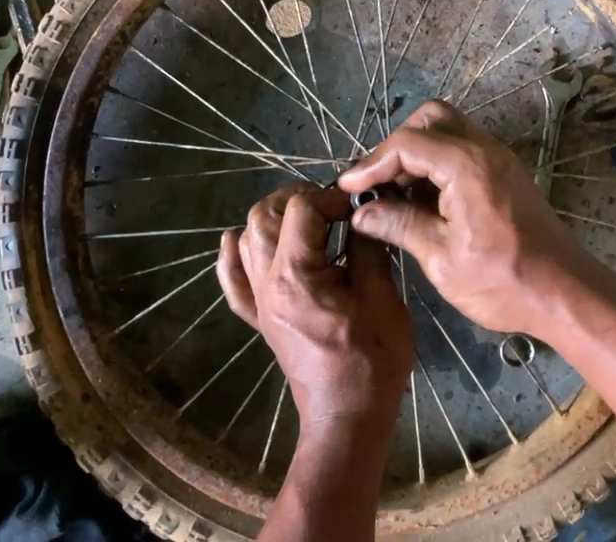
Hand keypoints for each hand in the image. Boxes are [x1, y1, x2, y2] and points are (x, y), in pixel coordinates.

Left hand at [217, 184, 413, 432]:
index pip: (301, 208)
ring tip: (311, 221)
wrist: (347, 417)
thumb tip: (366, 211)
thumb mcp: (382, 296)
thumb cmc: (371, 359)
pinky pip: (233, 280)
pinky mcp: (260, 319)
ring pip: (248, 239)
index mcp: (296, 274)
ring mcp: (259, 302)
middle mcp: (267, 283)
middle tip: (335, 207)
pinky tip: (242, 240)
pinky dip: (235, 254)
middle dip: (300, 198)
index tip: (359, 207)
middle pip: (264, 216)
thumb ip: (369, 246)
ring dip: (274, 219)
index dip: (331, 197)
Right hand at [337, 101, 596, 338]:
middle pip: (431, 118)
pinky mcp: (505, 174)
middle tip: (377, 180)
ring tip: (394, 191)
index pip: (407, 144)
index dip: (371, 163)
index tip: (348, 188)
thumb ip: (399, 225)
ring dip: (418, 152)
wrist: (564, 293)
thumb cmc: (502, 281)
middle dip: (398, 144)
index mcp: (466, 165)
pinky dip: (437, 163)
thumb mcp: (442, 258)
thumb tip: (361, 213)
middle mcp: (484, 150)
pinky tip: (422, 199)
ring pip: (449, 130)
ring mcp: (498, 159)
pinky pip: (463, 150)